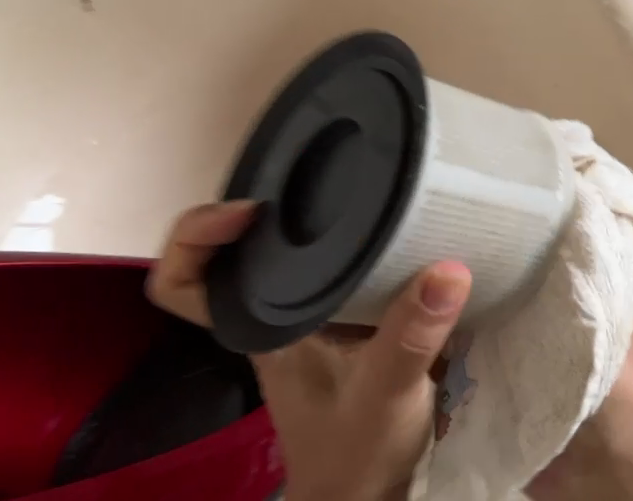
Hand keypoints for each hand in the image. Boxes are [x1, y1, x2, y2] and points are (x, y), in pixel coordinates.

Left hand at [147, 202, 472, 500]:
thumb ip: (410, 337)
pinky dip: (366, 232)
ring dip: (323, 210)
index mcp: (259, 328)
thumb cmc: (358, 448)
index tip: (252, 210)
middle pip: (245, 244)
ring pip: (295, 247)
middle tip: (332, 164)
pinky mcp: (351, 313)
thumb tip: (450, 269)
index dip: (197, 237)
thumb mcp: (384, 394)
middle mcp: (274, 312)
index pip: (183, 282)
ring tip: (376, 176)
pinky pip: (345, 259)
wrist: (373, 487)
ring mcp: (312, 312)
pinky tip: (406, 217)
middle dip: (277, 198)